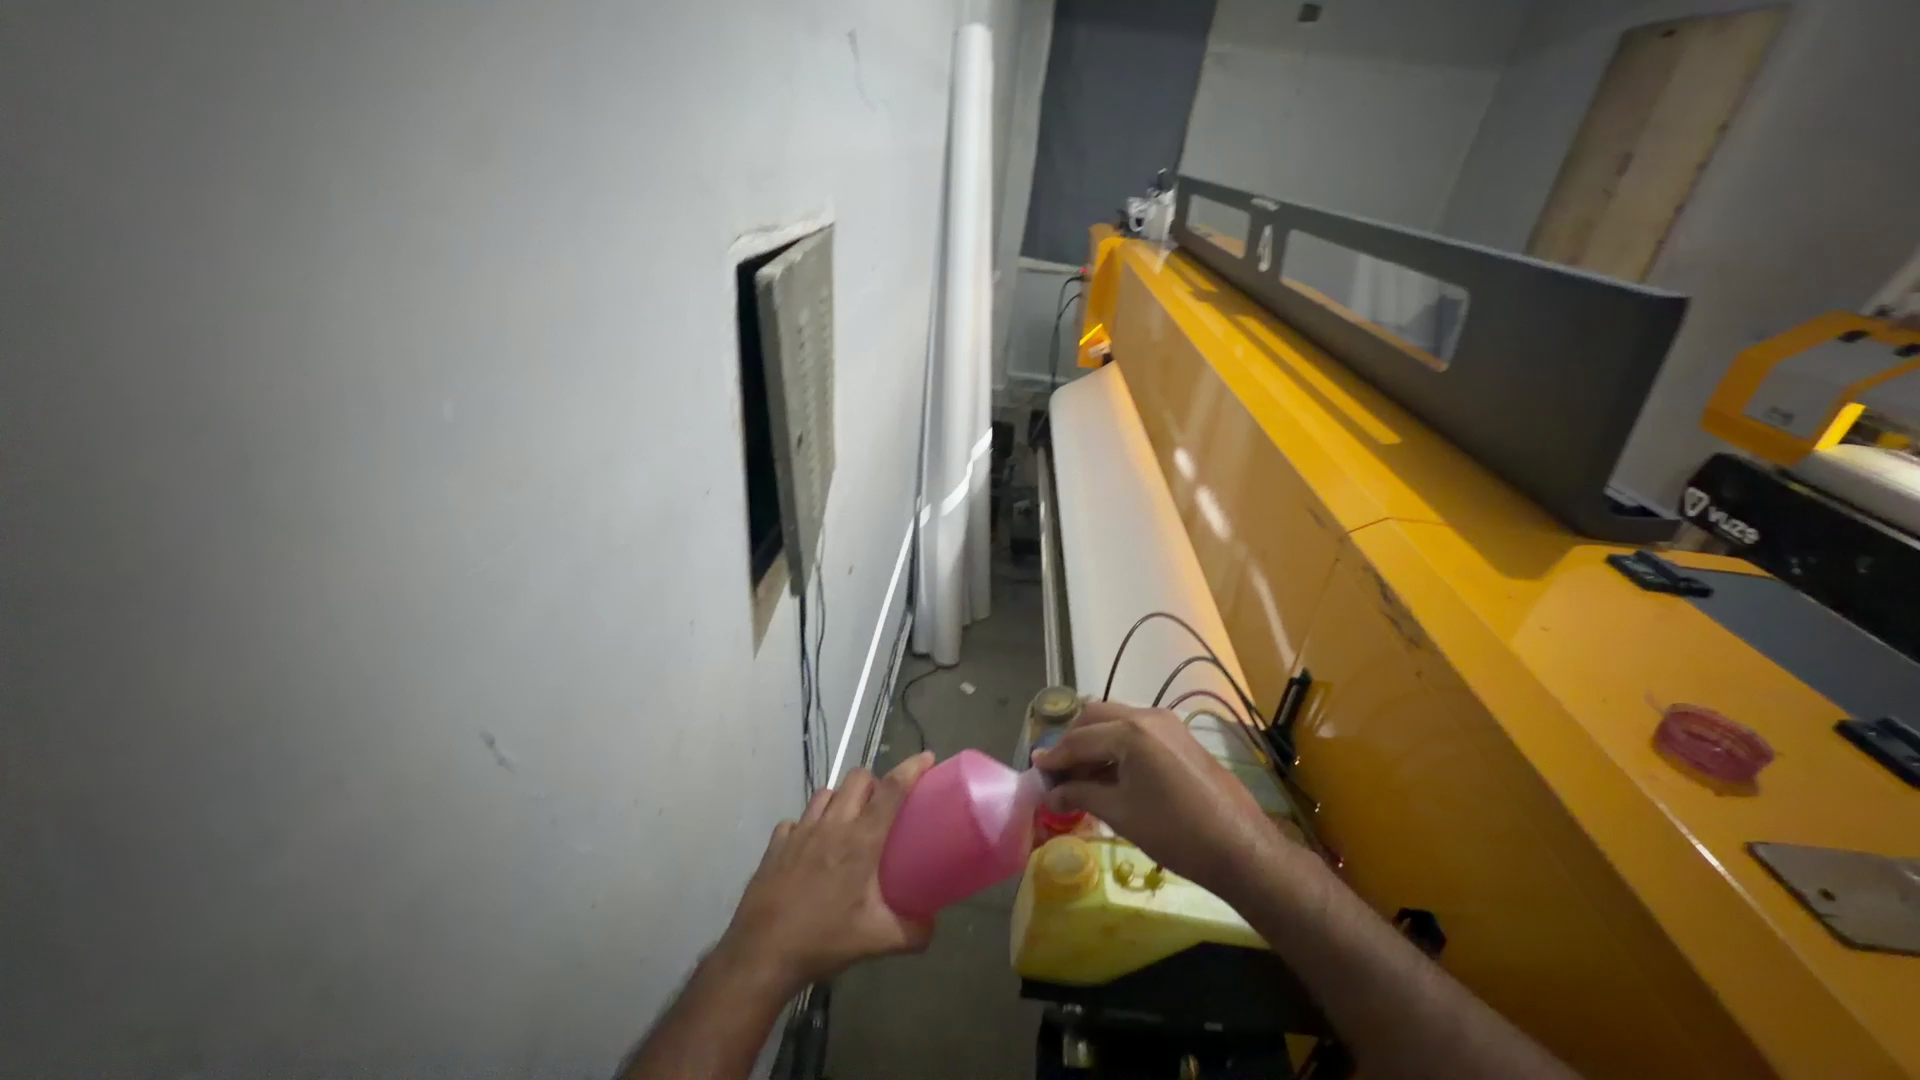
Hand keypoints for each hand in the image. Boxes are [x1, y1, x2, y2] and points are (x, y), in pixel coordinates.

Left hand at [717, 753, 936, 990]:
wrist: (762, 953)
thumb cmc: (823, 940)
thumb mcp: (877, 940)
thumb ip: (913, 932)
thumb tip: (933, 925)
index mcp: (860, 840)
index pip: (891, 790)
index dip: (911, 769)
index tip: (927, 758)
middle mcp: (831, 825)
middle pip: (857, 779)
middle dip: (876, 781)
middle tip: (887, 804)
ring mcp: (799, 831)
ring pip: (826, 793)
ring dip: (844, 798)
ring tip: (851, 820)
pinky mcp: (776, 844)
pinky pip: (798, 818)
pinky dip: (811, 823)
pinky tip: (813, 845)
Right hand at [1032, 701, 1289, 898]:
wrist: (1239, 848)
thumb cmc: (1174, 832)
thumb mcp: (1120, 813)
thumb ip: (1080, 794)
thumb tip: (1050, 794)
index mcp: (1131, 731)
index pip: (1079, 739)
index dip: (1054, 757)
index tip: (1035, 771)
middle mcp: (1149, 716)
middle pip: (1096, 717)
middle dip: (1072, 740)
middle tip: (1057, 771)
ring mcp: (1169, 724)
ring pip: (1118, 721)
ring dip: (1095, 741)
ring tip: (1080, 775)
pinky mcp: (1182, 738)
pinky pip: (1138, 731)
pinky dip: (1117, 745)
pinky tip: (1109, 774)